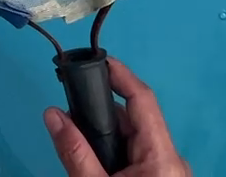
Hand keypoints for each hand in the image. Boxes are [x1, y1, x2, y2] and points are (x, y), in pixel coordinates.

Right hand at [44, 58, 190, 175]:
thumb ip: (74, 153)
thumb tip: (51, 112)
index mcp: (162, 157)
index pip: (142, 98)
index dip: (119, 73)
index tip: (91, 59)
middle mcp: (174, 163)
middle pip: (135, 121)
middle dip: (101, 114)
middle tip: (69, 116)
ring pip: (136, 143)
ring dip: (107, 139)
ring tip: (79, 150)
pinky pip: (141, 161)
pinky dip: (117, 157)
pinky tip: (97, 168)